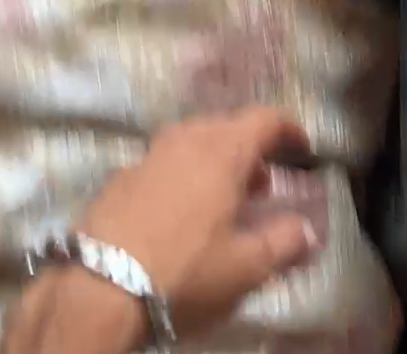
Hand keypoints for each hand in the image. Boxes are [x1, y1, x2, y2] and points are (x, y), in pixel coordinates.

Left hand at [78, 107, 321, 335]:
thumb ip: (284, 243)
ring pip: (194, 142)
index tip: (302, 148)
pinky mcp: (121, 176)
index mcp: (223, 150)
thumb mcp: (244, 267)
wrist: (97, 288)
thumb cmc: (183, 271)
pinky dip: (183, 176)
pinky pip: (164, 163)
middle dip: (252, 150)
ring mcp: (149, 154)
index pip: (265, 119)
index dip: (288, 129)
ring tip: (224, 200)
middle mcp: (187, 138)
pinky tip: (180, 214)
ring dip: (216, 162)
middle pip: (228, 127)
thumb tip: (309, 230)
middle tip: (264, 185)